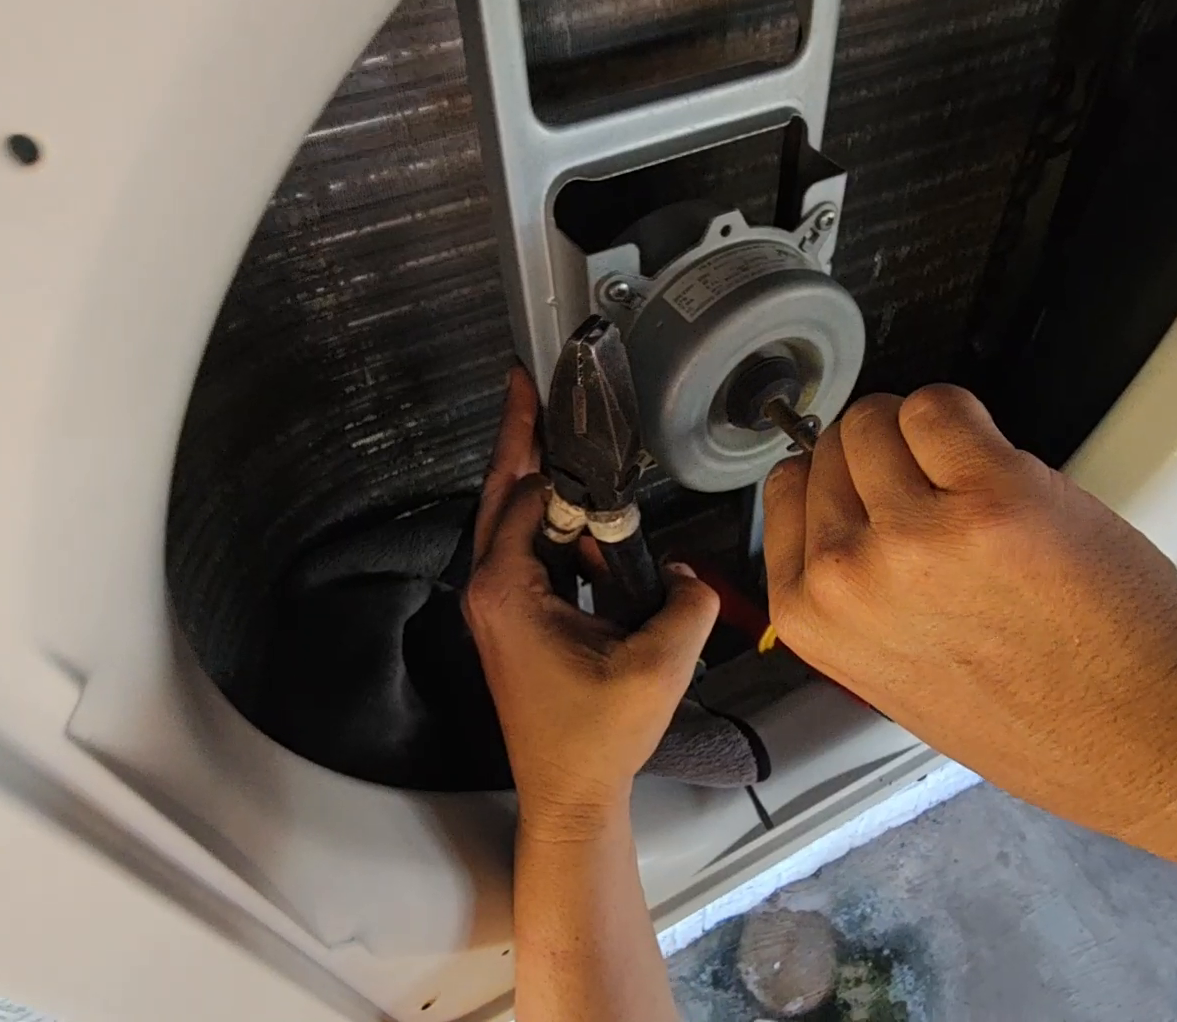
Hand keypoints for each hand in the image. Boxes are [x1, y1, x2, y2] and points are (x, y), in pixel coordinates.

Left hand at [464, 368, 719, 837]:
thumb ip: (686, 603)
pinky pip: (530, 553)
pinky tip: (589, 520)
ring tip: (566, 437)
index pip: (527, 499)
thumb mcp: (658, 666)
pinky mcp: (513, 619)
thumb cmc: (600, 736)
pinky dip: (556, 527)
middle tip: (528, 383)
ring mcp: (498, 605)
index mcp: (507, 591)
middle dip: (519, 438)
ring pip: (513, 522)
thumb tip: (687, 574)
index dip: (554, 457)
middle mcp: (489, 589)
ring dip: (541, 483)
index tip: (559, 398)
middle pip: (502, 495)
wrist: (568, 794)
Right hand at [762, 385, 1176, 825]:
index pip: (786, 487)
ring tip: (968, 483)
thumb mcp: (877, 664)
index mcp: (808, 614)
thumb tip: (830, 485)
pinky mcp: (991, 495)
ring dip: (921, 436)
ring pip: (879, 418)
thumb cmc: (1018, 709)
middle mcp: (844, 574)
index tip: (870, 484)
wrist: (1138, 737)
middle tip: (934, 493)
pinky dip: (963, 418)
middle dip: (882, 458)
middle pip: (833, 447)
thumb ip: (839, 578)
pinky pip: (939, 405)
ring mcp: (913, 534)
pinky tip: (997, 465)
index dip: (837, 480)